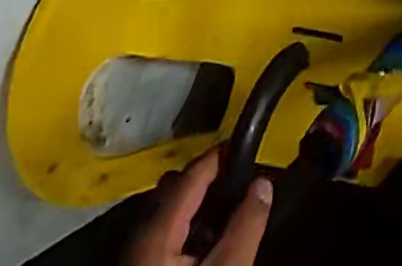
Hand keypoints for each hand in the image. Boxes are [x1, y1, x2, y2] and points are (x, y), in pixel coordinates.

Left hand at [124, 151, 271, 265]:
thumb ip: (246, 226)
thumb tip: (263, 183)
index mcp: (157, 229)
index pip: (192, 174)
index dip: (221, 156)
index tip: (248, 146)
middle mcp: (141, 236)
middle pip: (176, 190)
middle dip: (210, 181)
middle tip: (244, 182)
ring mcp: (138, 258)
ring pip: (170, 214)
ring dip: (201, 206)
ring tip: (233, 211)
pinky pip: (167, 237)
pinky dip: (191, 229)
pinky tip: (212, 244)